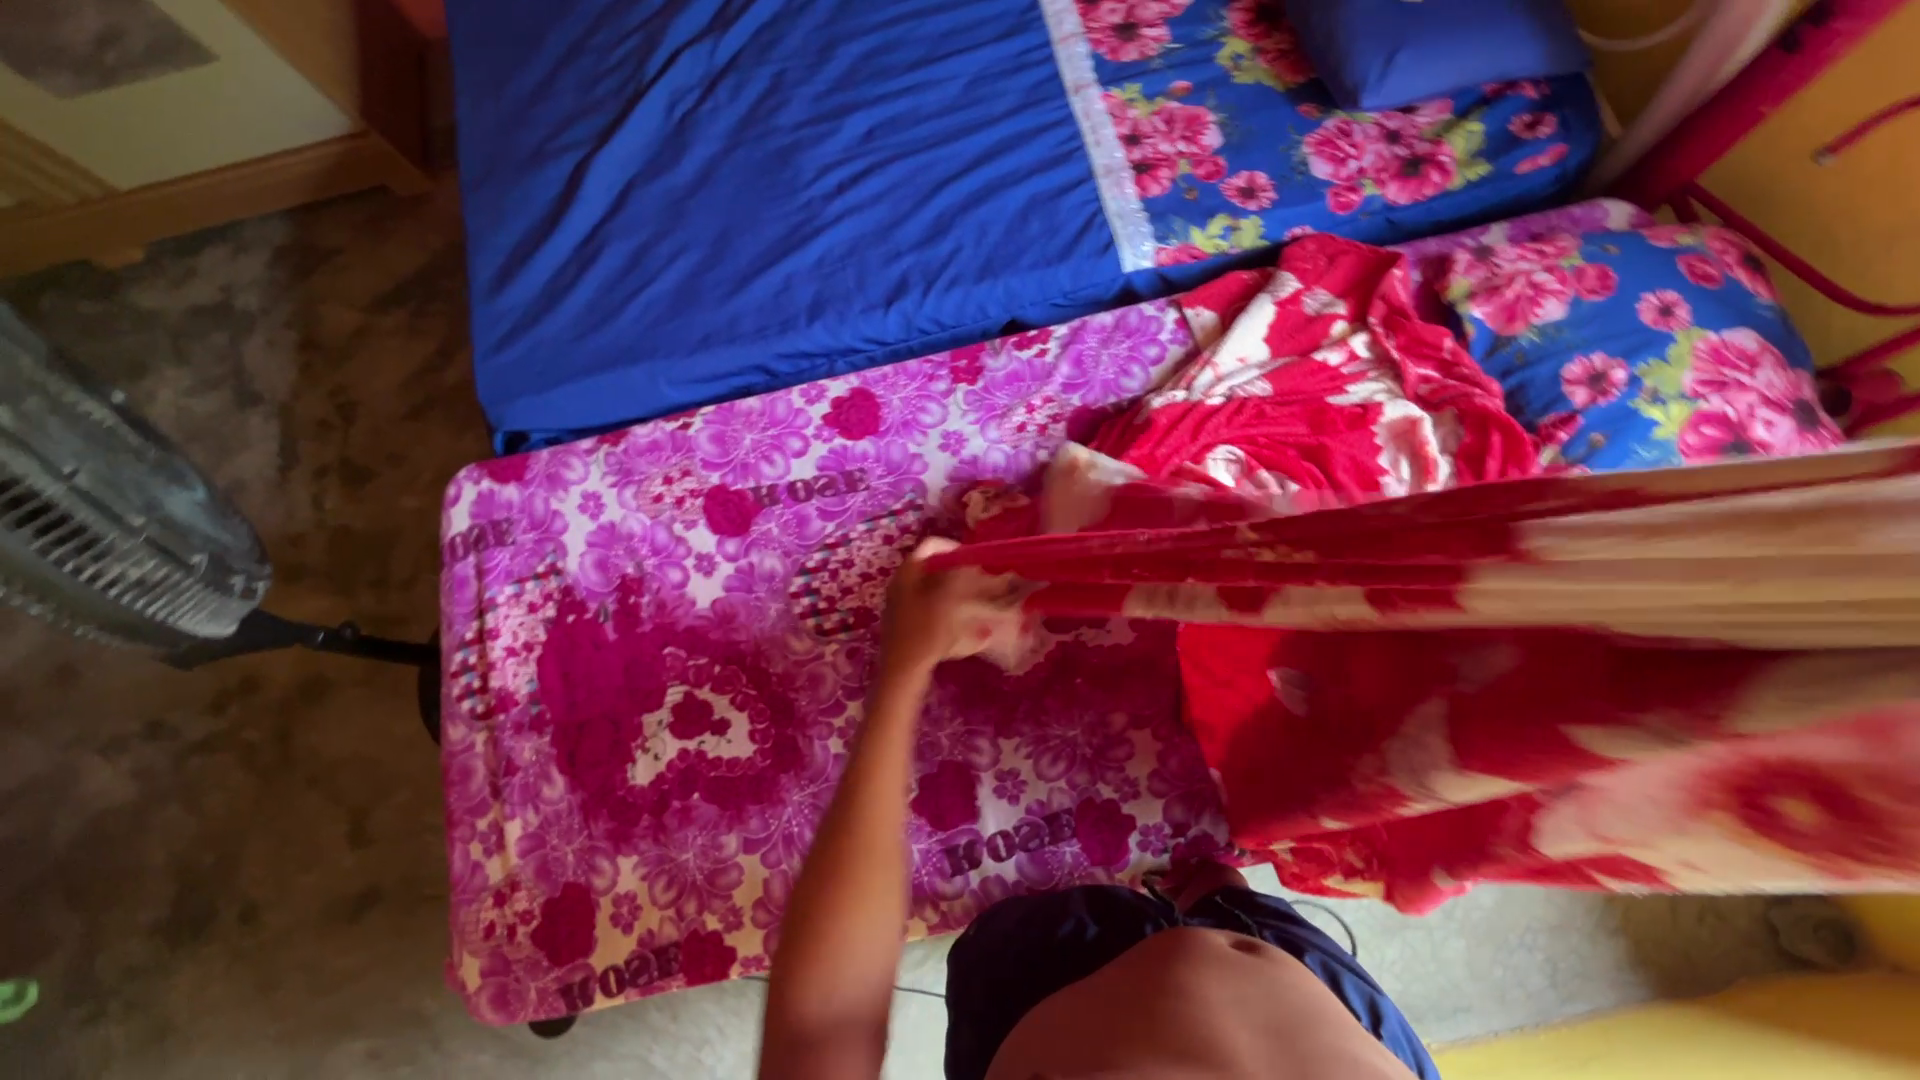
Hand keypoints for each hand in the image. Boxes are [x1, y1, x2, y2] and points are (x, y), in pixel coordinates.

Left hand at [879, 538, 1016, 675]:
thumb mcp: (947, 598)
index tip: (977, 561)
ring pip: (934, 589)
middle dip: (960, 573)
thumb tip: (971, 562)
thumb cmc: (924, 632)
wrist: (902, 671)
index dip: (956, 549)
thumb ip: (960, 574)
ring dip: (957, 593)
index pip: (932, 546)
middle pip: (934, 568)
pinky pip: (931, 610)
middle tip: (980, 582)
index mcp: (908, 572)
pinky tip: (963, 626)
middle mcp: (901, 584)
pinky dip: (949, 611)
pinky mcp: (906, 625)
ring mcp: (902, 605)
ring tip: (977, 603)